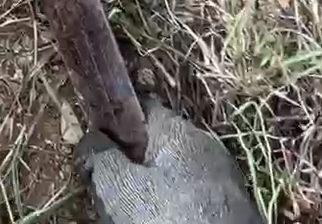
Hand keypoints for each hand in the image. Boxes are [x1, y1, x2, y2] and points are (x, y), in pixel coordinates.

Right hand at [77, 99, 264, 223]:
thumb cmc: (170, 220)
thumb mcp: (120, 188)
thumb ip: (99, 157)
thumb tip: (90, 140)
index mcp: (181, 131)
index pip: (140, 109)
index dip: (113, 124)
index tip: (95, 149)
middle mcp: (206, 150)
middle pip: (155, 147)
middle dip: (130, 168)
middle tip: (108, 195)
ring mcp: (222, 185)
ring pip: (173, 180)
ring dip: (149, 196)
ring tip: (130, 218)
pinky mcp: (231, 215)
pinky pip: (190, 203)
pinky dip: (172, 212)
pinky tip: (154, 223)